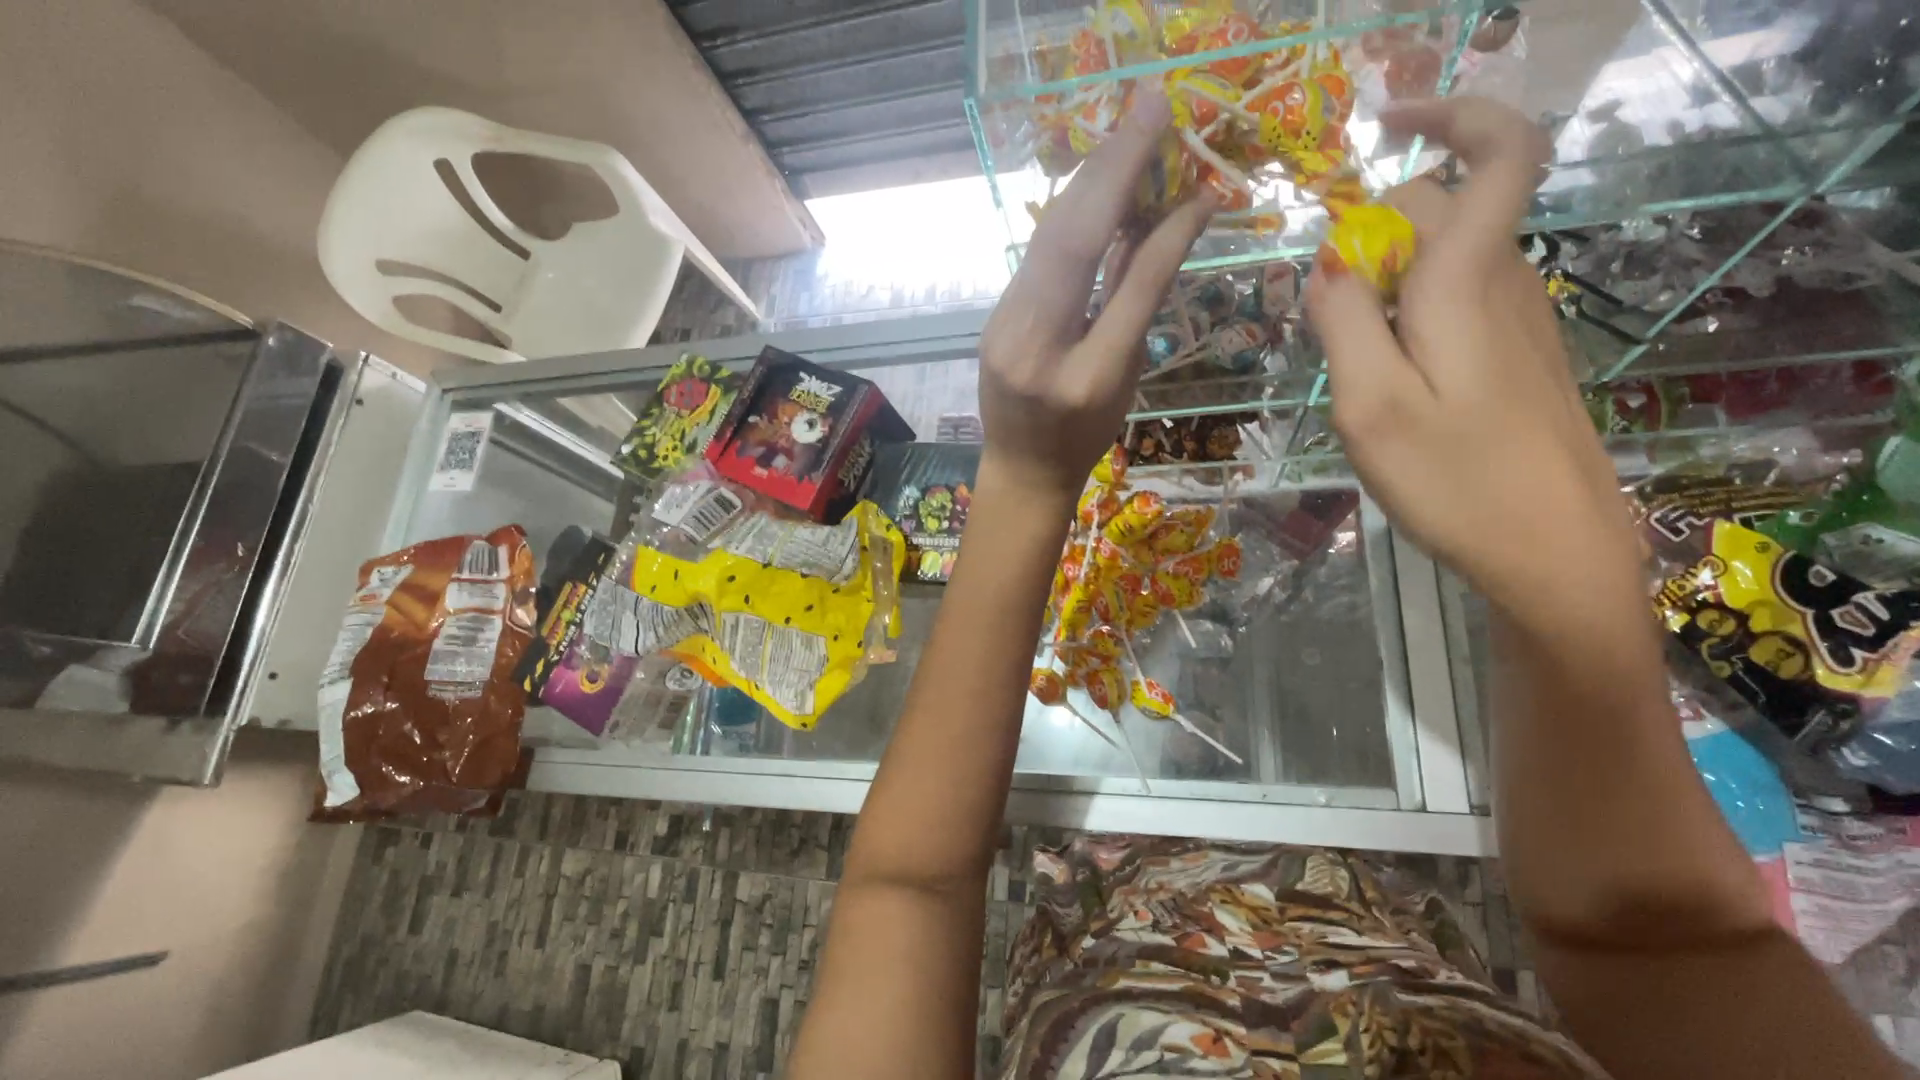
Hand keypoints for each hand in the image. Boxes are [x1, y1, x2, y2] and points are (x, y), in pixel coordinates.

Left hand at [978, 91, 1217, 500]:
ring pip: (1048, 240)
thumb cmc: (1086, 437)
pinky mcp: (993, 316)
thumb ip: (1138, 306)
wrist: (1022, 470)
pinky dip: (1068, 215)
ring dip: (1088, 181)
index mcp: (1088, 377)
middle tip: (1151, 111)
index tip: (1199, 181)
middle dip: (1114, 170)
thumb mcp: (1126, 380)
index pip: (1132, 285)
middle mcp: (1037, 349)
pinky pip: (1036, 256)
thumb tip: (1164, 226)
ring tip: (1126, 133)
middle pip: (1074, 243)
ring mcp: (1004, 330)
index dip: (1169, 227)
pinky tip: (1093, 183)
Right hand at [1305, 98, 1639, 629]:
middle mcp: (1504, 281)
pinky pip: (1457, 299)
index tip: (1385, 125)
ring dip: (1385, 278)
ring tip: (1352, 362)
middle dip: (1370, 231)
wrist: (1555, 551)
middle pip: (1440, 207)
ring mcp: (1520, 317)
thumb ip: (1342, 321)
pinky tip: (1391, 382)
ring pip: (1444, 256)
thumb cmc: (1455, 481)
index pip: (1500, 150)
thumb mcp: (1369, 407)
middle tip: (1325, 313)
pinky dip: (1410, 312)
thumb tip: (1329, 259)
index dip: (1453, 113)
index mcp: (1468, 280)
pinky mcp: (1520, 353)